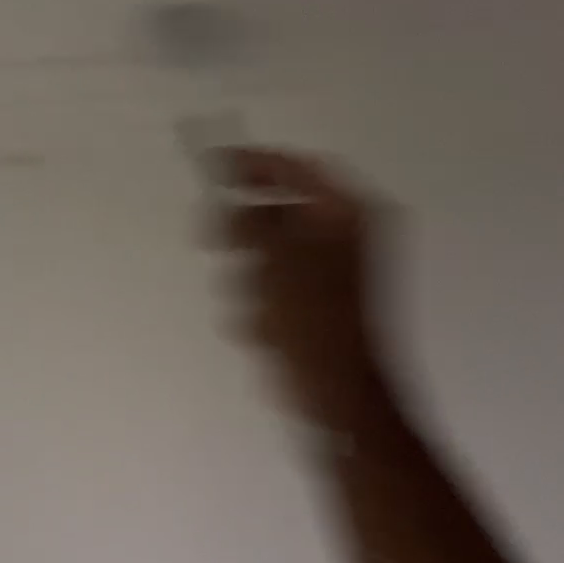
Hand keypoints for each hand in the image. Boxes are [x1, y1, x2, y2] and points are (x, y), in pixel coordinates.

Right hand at [220, 148, 392, 422]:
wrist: (338, 397)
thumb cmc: (314, 329)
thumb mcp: (277, 265)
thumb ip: (253, 224)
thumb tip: (233, 200)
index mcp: (348, 216)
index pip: (297, 171)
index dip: (255, 165)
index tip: (215, 165)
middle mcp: (345, 238)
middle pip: (282, 215)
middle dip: (249, 241)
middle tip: (220, 245)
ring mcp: (332, 275)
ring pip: (273, 258)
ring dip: (253, 282)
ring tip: (259, 312)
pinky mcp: (317, 308)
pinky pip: (277, 291)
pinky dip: (264, 307)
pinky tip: (267, 331)